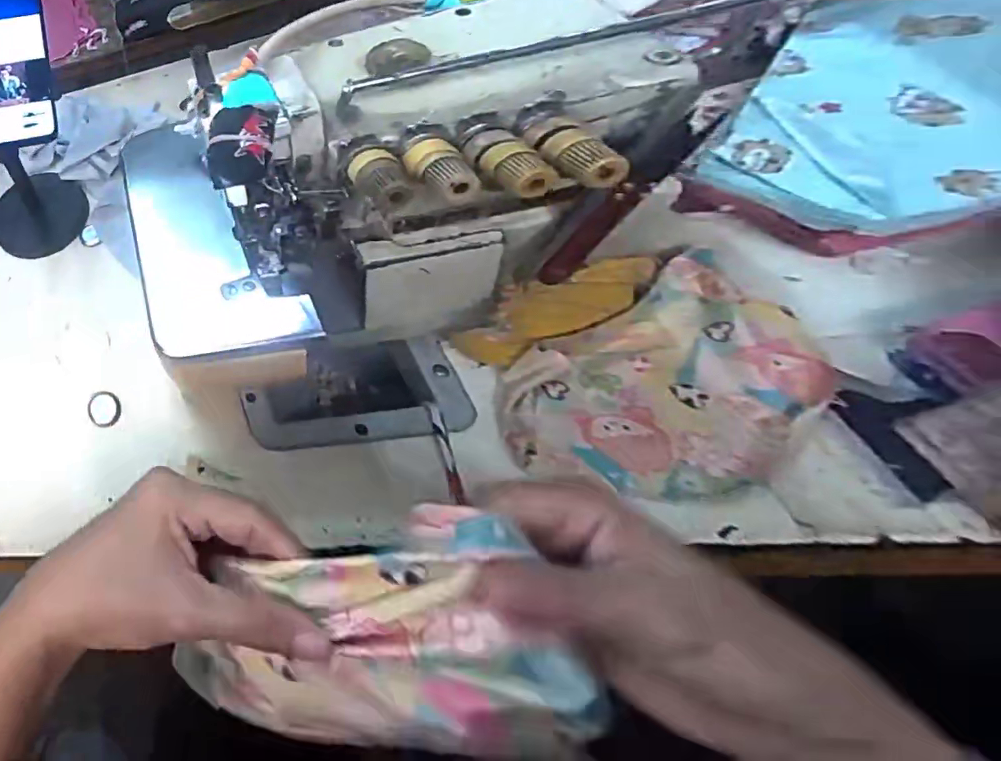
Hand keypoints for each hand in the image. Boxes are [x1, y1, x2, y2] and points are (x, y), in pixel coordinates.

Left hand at [0, 467, 334, 662]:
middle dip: (271, 565)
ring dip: (250, 571)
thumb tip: (324, 644)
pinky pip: (204, 544)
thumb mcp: (189, 610)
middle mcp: (173, 489)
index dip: (290, 553)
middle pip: (238, 522)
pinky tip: (243, 600)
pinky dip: (225, 572)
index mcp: (178, 492)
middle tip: (308, 607)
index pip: (250, 515)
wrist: (52, 611)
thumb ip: (257, 621)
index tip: (324, 595)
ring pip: (223, 535)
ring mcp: (162, 507)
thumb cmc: (116, 599)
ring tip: (284, 609)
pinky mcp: (156, 528)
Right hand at [476, 481, 959, 760]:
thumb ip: (551, 590)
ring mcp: (555, 577)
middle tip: (430, 604)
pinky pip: (506, 614)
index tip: (428, 571)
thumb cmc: (723, 640)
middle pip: (481, 538)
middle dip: (455, 569)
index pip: (489, 505)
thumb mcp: (637, 609)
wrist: (793, 716)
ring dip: (467, 602)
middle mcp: (554, 533)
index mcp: (571, 507)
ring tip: (441, 629)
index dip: (456, 534)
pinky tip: (471, 646)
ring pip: (487, 577)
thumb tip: (470, 579)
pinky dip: (488, 628)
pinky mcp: (557, 618)